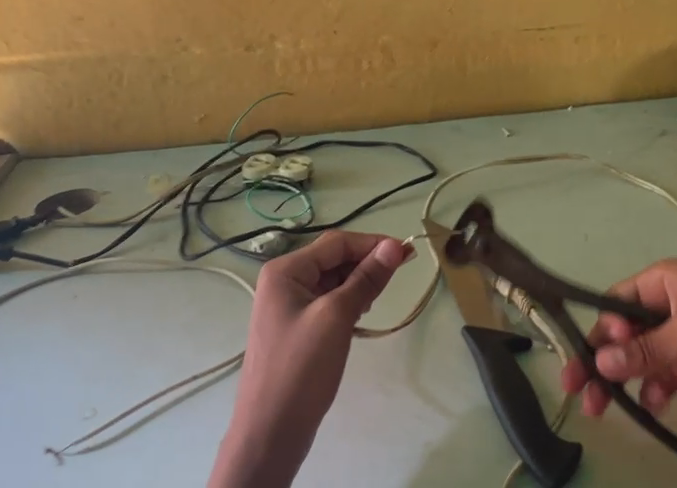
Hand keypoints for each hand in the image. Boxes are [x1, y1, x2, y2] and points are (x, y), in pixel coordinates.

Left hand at [210, 231, 410, 487]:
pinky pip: (327, 302)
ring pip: (332, 281)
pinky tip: (362, 313)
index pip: (336, 243)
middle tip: (401, 272)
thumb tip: (394, 246)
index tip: (407, 252)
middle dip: (366, 262)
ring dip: (358, 282)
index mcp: (285, 271)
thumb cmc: (301, 369)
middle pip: (333, 259)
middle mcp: (283, 282)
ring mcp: (287, 307)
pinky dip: (348, 301)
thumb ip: (366, 278)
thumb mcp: (337, 317)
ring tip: (380, 295)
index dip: (372, 244)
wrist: (270, 433)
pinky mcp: (296, 329)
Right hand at [562, 260, 676, 487]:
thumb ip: (646, 349)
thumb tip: (601, 362)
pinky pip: (664, 375)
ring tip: (606, 410)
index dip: (600, 330)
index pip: (618, 303)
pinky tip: (653, 407)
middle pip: (624, 333)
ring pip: (641, 358)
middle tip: (578, 392)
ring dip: (624, 380)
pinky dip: (654, 390)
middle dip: (602, 361)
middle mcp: (669, 305)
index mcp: (664, 282)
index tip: (586, 361)